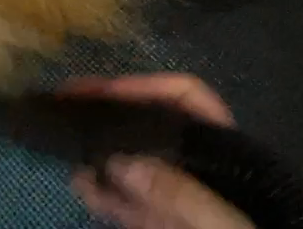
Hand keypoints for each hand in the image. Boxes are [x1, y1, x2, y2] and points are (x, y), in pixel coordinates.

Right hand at [62, 74, 253, 228]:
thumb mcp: (233, 228)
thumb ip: (184, 198)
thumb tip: (121, 160)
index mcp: (233, 158)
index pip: (188, 101)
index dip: (145, 88)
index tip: (103, 93)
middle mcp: (208, 173)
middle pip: (155, 130)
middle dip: (113, 120)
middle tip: (69, 110)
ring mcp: (189, 205)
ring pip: (140, 169)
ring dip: (103, 159)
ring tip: (70, 155)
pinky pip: (137, 208)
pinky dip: (109, 198)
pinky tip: (85, 191)